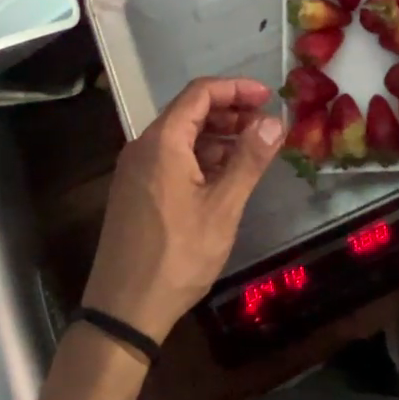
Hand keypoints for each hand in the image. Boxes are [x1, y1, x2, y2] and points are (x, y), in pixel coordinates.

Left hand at [82, 77, 283, 341]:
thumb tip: (275, 121)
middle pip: (189, 111)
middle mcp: (143, 146)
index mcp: (162, 141)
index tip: (268, 97)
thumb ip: (249, 159)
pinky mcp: (135, 190)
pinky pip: (170, 156)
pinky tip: (224, 174)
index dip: (236, 89)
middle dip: (230, 111)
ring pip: (180, 135)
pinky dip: (200, 155)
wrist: (123, 310)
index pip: (200, 93)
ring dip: (217, 135)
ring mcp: (136, 169)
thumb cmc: (177, 256)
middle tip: (265, 125)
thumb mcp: (222, 208)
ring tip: (252, 149)